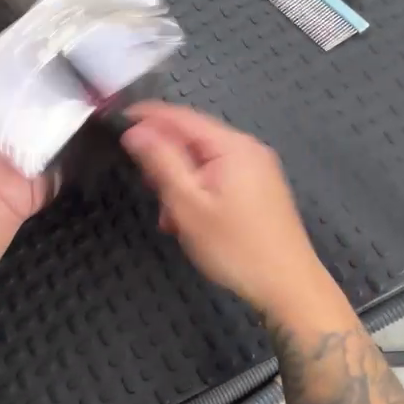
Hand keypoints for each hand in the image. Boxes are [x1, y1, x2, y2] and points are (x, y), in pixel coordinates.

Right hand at [120, 102, 337, 312]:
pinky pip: (217, 177)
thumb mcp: (188, 204)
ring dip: (178, 181)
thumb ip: (160, 161)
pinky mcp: (258, 189)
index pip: (180, 117)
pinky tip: (186, 220)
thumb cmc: (234, 247)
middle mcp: (247, 149)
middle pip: (192, 139)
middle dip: (163, 158)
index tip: (115, 121)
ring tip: (167, 214)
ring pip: (202, 162)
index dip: (146, 116)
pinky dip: (196, 191)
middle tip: (142, 183)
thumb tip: (136, 130)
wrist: (288, 287)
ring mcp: (256, 169)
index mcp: (231, 146)